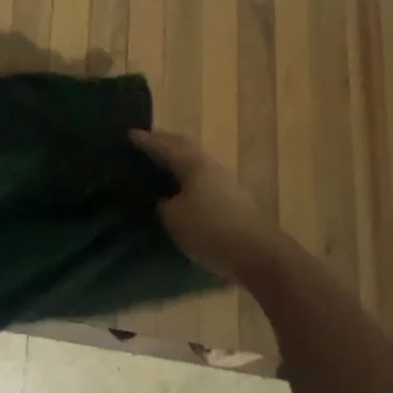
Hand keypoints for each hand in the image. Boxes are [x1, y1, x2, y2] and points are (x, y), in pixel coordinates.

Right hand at [128, 129, 299, 285]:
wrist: (262, 258)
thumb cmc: (211, 230)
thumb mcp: (173, 218)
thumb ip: (163, 205)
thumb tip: (163, 201)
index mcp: (193, 164)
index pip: (165, 146)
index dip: (146, 140)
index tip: (130, 134)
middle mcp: (212, 169)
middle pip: (185, 150)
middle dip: (166, 145)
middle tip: (147, 143)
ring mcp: (228, 187)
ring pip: (197, 167)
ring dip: (179, 164)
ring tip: (162, 168)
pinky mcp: (237, 206)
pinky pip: (205, 185)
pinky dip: (190, 183)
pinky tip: (183, 192)